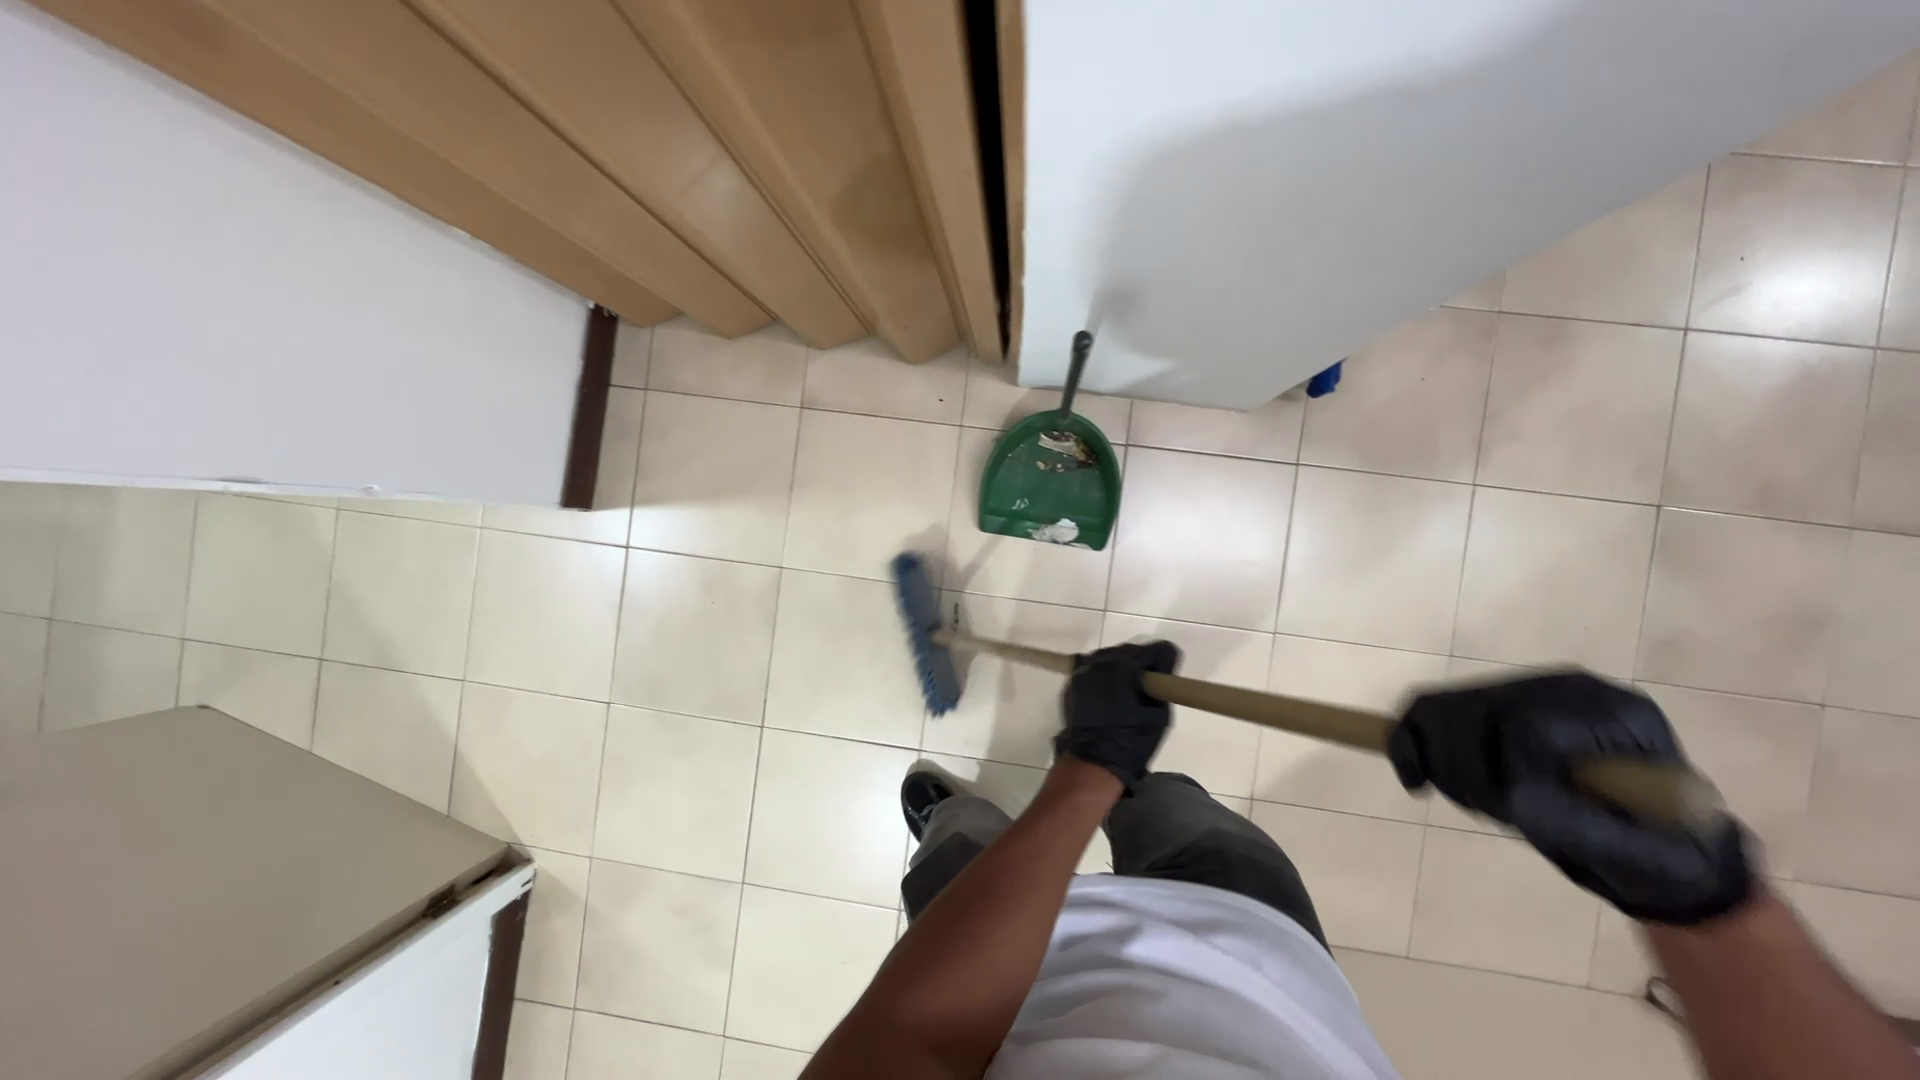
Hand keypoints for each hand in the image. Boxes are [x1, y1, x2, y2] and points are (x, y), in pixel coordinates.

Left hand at [1055, 641, 1180, 783]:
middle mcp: (1102, 660)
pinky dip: (1102, 678)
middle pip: (1129, 651)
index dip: (1163, 661)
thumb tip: (1161, 670)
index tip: (1165, 676)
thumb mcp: (1159, 714)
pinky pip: (1091, 671)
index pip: (1155, 650)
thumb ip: (1161, 685)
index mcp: (1126, 665)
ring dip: (1120, 669)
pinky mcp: (1072, 683)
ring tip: (1126, 691)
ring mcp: (1083, 671)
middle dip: (1141, 664)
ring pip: (1108, 658)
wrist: (1092, 761)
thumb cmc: (1132, 739)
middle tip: (1147, 685)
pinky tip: (1107, 696)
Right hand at [1389, 672, 1751, 925]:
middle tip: (1487, 810)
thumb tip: (1510, 795)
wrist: (1660, 847)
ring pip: (1442, 708)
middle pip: (1476, 707)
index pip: (1529, 723)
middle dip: (1465, 769)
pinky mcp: (1489, 708)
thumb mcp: (1640, 853)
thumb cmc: (1661, 856)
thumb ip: (1582, 823)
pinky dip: (1411, 745)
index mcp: (1613, 716)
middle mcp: (1563, 690)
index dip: (1505, 769)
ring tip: (1475, 801)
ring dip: (1440, 763)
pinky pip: (1428, 711)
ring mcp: (1522, 695)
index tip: (1511, 812)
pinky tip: (1418, 781)